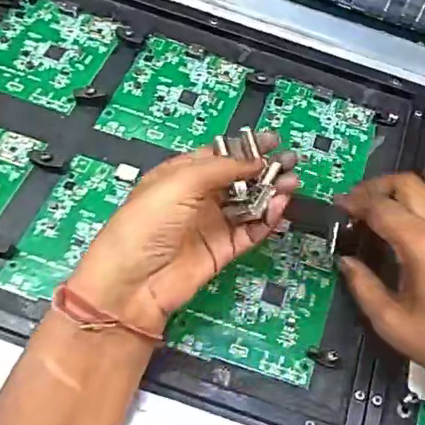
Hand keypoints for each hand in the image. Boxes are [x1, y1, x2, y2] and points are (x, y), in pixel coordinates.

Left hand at [66, 136, 298, 333]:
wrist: (132, 283)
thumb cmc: (143, 226)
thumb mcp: (180, 182)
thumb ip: (221, 167)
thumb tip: (254, 160)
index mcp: (181, 174)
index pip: (220, 155)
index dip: (246, 147)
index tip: (271, 141)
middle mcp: (198, 198)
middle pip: (240, 178)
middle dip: (266, 168)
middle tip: (289, 161)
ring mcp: (211, 224)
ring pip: (250, 203)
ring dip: (272, 191)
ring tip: (292, 182)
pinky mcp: (223, 250)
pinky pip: (252, 231)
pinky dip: (268, 219)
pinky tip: (279, 207)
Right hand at [335, 174, 424, 395]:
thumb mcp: (394, 323)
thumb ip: (363, 287)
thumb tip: (348, 263)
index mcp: (423, 244)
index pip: (381, 206)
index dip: (355, 203)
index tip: (338, 208)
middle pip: (406, 183)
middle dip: (375, 187)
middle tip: (354, 206)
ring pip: (423, 192)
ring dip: (396, 195)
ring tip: (373, 218)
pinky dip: (413, 207)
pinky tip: (400, 233)